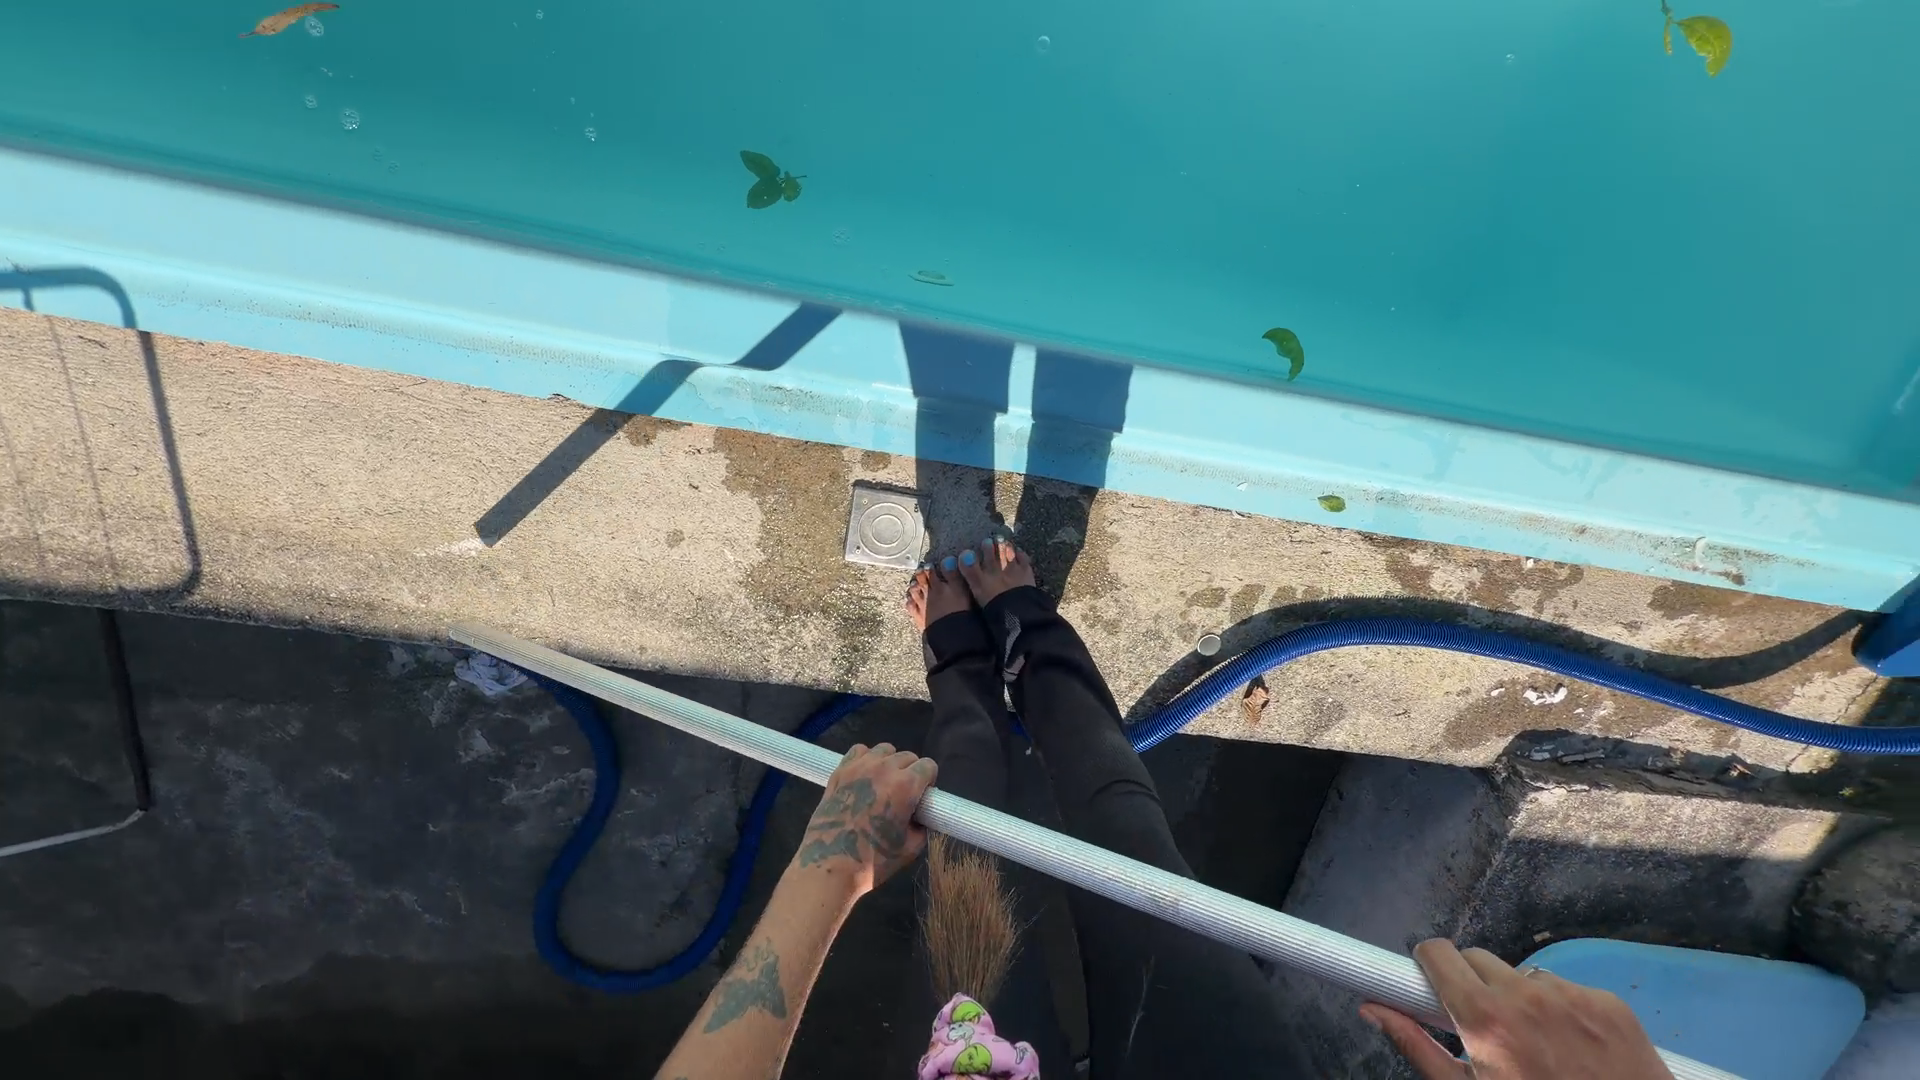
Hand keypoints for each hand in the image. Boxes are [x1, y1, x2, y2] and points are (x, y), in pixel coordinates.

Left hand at [793, 744, 936, 896]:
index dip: (928, 780)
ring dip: (889, 763)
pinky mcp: (840, 770)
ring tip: (883, 783)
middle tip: (903, 794)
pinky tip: (864, 776)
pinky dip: (866, 759)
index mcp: (906, 785)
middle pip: (908, 756)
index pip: (928, 765)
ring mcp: (860, 766)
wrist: (831, 865)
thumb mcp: (911, 848)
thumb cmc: (874, 860)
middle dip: (911, 772)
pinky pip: (859, 750)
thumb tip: (921, 816)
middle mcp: (884, 768)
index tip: (922, 794)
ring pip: (885, 750)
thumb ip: (922, 825)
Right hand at [1360, 939, 1673, 1079]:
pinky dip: (1562, 1009)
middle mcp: (1524, 992)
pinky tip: (1578, 1049)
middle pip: (1477, 958)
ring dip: (1518, 996)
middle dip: (1472, 982)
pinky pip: (1568, 989)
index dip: (1430, 965)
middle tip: (1486, 1024)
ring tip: (1539, 1043)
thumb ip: (1416, 1046)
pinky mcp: (1612, 1005)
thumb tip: (1369, 1008)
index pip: (1437, 951)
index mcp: (1484, 1015)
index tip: (1434, 985)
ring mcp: (1573, 995)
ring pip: (1522, 974)